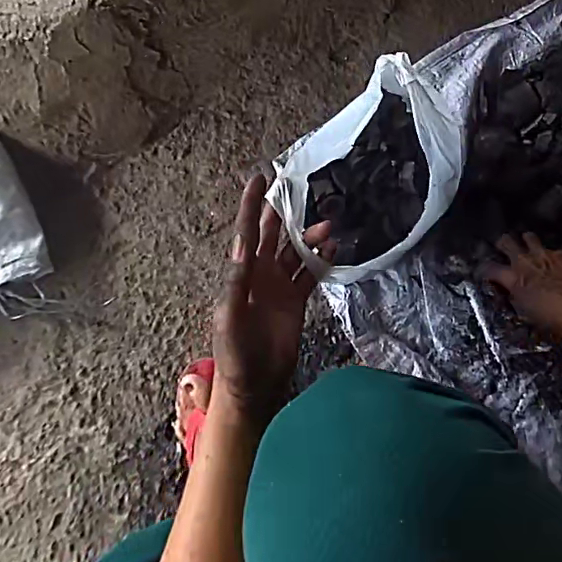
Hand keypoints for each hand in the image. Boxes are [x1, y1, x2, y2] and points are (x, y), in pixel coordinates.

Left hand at [212, 175, 333, 423]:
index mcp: (241, 272)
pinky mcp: (295, 300)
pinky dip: (320, 261)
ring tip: (328, 225)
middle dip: (284, 212)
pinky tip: (332, 249)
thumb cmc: (234, 351)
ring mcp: (279, 285)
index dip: (253, 205)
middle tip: (300, 188)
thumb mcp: (229, 315)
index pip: (248, 230)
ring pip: (295, 251)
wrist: (254, 383)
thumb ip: (237, 281)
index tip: (260, 178)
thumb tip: (243, 245)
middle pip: (273, 234)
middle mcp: (260, 273)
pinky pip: (309, 274)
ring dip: (309, 237)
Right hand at [478, 232, 561, 337]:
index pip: (488, 267)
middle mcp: (524, 262)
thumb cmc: (552, 318)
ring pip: (528, 237)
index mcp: (512, 278)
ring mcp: (544, 256)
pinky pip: (552, 249)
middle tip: (503, 248)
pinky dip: (550, 253)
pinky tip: (552, 259)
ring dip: (526, 241)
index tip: (483, 271)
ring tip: (527, 247)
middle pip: (506, 241)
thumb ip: (515, 294)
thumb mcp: (524, 310)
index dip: (483, 269)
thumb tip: (512, 290)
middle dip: (502, 243)